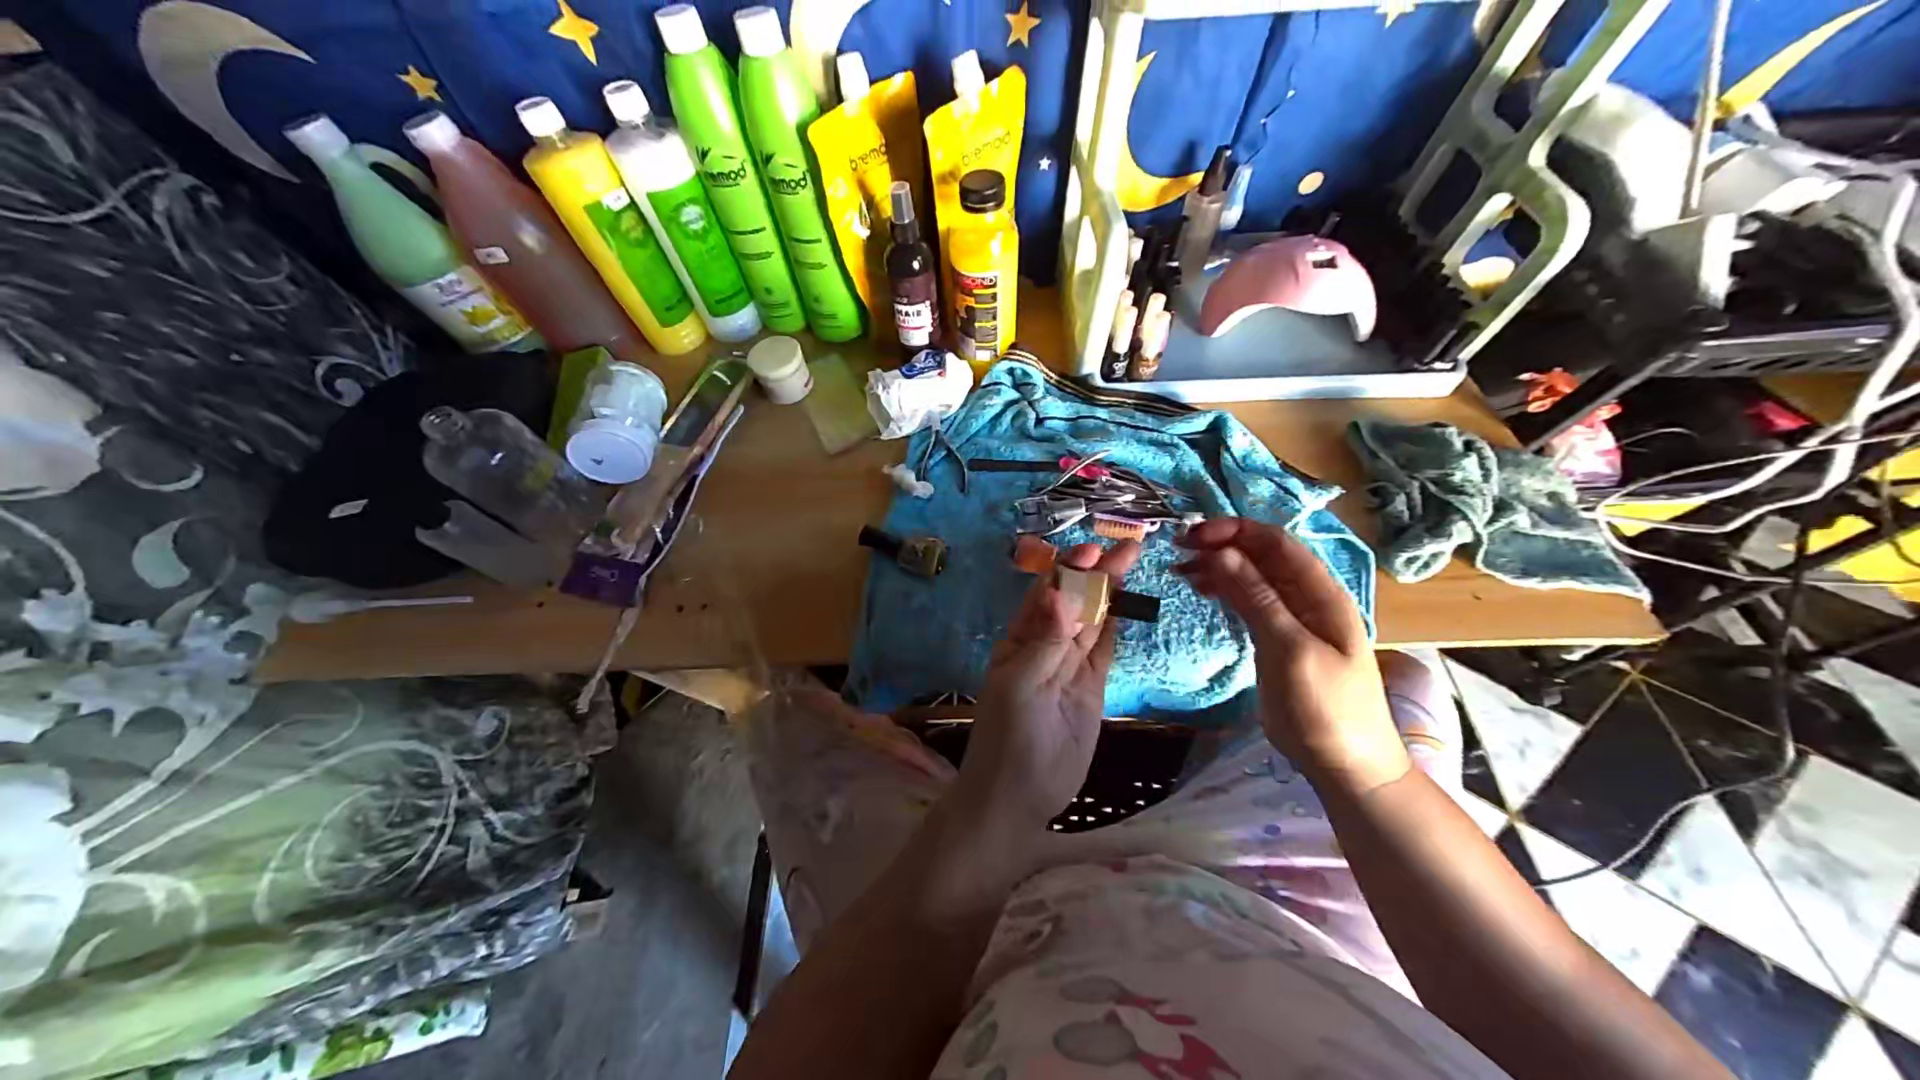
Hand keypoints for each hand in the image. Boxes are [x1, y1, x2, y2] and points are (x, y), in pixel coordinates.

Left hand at [953, 540, 1142, 834]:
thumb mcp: (1021, 684)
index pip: (1047, 594)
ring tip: (1132, 561)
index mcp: (1020, 640)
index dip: (1069, 570)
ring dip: (1110, 594)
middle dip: (1097, 574)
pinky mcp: (1092, 689)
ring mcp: (1070, 667)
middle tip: (1129, 545)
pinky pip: (1104, 651)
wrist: (1019, 795)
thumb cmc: (1009, 736)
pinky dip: (1115, 627)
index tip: (1093, 549)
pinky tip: (1127, 604)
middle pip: (1076, 602)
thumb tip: (1060, 593)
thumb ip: (1046, 640)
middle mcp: (1046, 647)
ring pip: (1094, 622)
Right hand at [1176, 518, 1409, 794]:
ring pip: (1251, 578)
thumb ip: (1257, 599)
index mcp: (1321, 593)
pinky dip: (1223, 591)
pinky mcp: (1275, 639)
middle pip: (1262, 556)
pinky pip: (1247, 602)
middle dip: (1222, 545)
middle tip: (1178, 549)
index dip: (1236, 531)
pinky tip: (1201, 589)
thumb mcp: (1290, 649)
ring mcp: (1291, 619)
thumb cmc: (1325, 706)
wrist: (1346, 764)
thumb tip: (1222, 552)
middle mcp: (1306, 598)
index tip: (1194, 536)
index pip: (1277, 543)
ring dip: (1218, 567)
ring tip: (1181, 568)